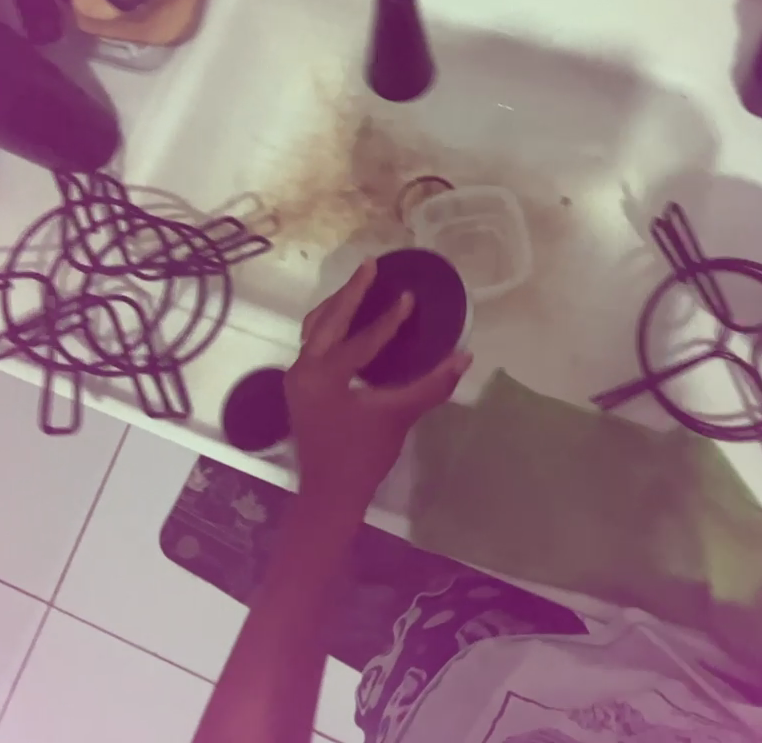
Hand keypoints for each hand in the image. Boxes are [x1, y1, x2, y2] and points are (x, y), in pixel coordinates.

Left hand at [285, 260, 471, 508]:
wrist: (329, 494)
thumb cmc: (363, 457)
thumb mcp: (398, 418)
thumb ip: (432, 385)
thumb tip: (465, 356)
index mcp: (324, 376)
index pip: (361, 339)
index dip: (388, 319)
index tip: (408, 296)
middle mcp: (303, 369)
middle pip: (327, 321)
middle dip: (350, 293)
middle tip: (370, 266)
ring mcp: (297, 377)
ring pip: (314, 329)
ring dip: (336, 306)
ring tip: (358, 285)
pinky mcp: (299, 386)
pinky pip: (312, 342)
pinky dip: (329, 326)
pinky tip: (347, 320)